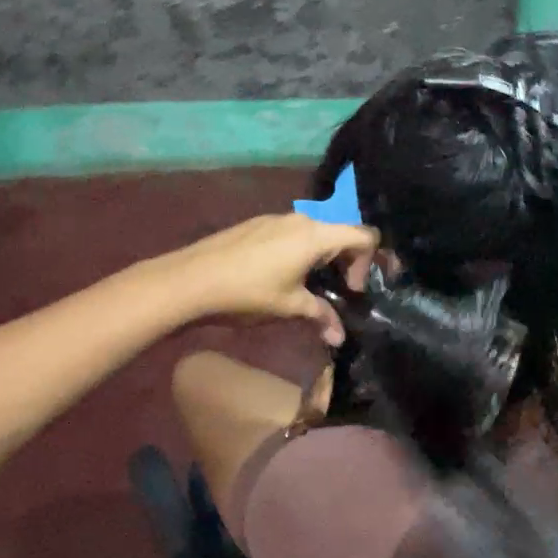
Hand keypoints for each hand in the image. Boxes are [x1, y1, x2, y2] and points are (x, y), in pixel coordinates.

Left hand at [160, 214, 376, 344]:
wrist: (189, 280)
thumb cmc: (248, 292)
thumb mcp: (289, 307)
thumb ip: (320, 316)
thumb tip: (339, 337)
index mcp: (316, 235)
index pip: (364, 235)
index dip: (367, 262)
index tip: (349, 289)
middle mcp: (301, 219)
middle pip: (341, 232)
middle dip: (345, 262)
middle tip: (334, 292)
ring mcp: (276, 219)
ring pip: (315, 233)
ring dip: (320, 259)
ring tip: (304, 288)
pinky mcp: (256, 225)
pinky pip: (291, 234)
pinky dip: (298, 252)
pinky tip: (276, 278)